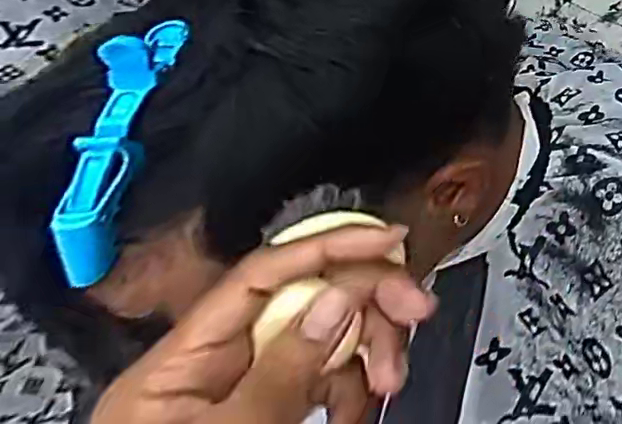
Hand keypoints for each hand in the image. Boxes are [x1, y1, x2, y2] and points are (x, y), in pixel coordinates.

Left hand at [92, 225, 434, 423]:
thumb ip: (283, 367)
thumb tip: (340, 295)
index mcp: (179, 365)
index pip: (264, 273)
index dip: (334, 245)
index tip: (393, 239)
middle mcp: (214, 364)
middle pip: (314, 297)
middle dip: (374, 303)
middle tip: (416, 312)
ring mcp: (245, 387)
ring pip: (333, 332)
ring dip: (375, 346)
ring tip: (388, 379)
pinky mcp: (271, 407)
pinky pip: (329, 371)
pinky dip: (358, 381)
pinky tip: (362, 404)